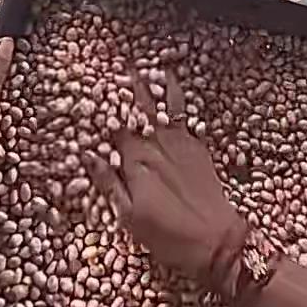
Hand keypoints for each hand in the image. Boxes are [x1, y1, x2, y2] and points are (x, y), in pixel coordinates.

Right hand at [88, 76, 245, 282]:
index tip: (96, 87)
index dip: (105, 107)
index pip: (115, 126)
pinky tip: (175, 92)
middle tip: (122, 64)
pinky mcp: (198, 148)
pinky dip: (178, 101)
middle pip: (140, 109)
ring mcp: (180, 143)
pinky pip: (185, 116)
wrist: (218, 242)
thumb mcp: (129, 216)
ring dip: (157, 86)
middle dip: (130, 87)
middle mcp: (157, 145)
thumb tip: (88, 154)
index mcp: (136, 161)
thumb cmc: (168, 235)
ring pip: (166, 106)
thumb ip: (108, 182)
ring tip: (152, 67)